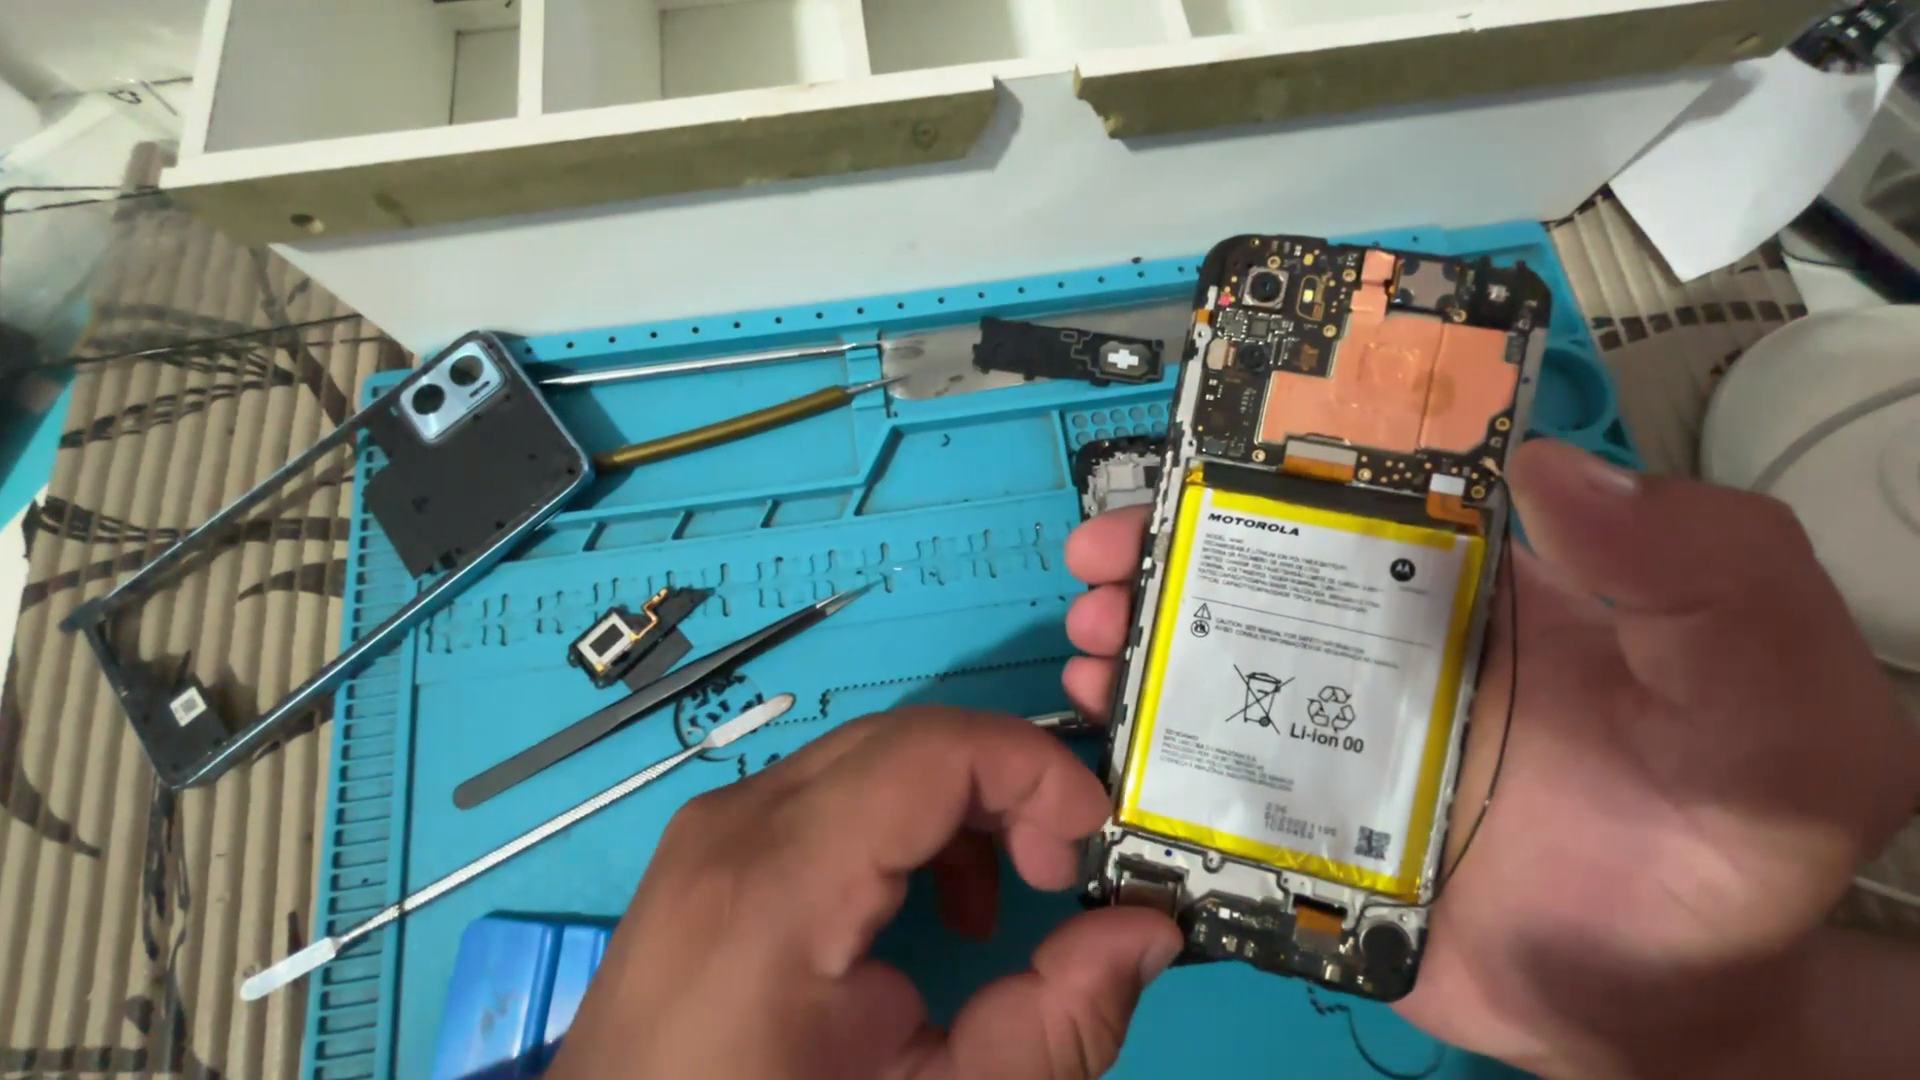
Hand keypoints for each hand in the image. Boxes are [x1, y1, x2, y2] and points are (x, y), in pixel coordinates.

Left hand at [545, 709, 1182, 1079]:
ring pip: (872, 757)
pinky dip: (900, 821)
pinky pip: (829, 790)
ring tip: (992, 904)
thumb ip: (1055, 1025)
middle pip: (906, 741)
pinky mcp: (713, 842)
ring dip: (957, 804)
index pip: (929, 750)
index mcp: (778, 883)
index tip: (1093, 837)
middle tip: (1059, 873)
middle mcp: (736, 822)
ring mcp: (714, 824)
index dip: (1031, 768)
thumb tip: (1148, 931)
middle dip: (1006, 786)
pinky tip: (920, 905)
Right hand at [1062, 439, 1919, 1078]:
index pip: (1352, 494)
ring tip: (1091, 639)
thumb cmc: (1716, 845)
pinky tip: (1106, 724)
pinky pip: (1197, 753)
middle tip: (1099, 562)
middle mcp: (1376, 634)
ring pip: (1204, 653)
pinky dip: (1140, 732)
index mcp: (1469, 580)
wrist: (1646, 1010)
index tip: (1191, 470)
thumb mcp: (1780, 709)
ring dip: (1136, 634)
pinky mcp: (1283, 796)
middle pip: (1246, 568)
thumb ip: (1711, 579)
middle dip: (1161, 551)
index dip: (1263, 467)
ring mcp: (1319, 717)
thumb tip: (1544, 468)